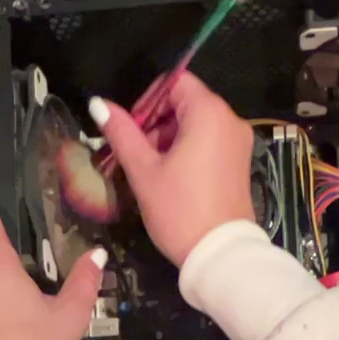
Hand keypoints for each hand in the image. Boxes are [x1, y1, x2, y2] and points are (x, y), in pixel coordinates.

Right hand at [90, 73, 254, 266]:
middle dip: (156, 125)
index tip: (130, 129)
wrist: (220, 256)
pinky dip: (189, 153)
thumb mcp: (144, 171)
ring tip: (152, 172)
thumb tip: (98, 103)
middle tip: (136, 155)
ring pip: (197, 127)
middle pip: (186, 104)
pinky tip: (172, 180)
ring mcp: (239, 144)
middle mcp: (230, 121)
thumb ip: (121, 132)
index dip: (147, 101)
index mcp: (209, 113)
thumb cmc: (180, 212)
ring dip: (169, 141)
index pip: (174, 83)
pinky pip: (210, 145)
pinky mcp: (240, 166)